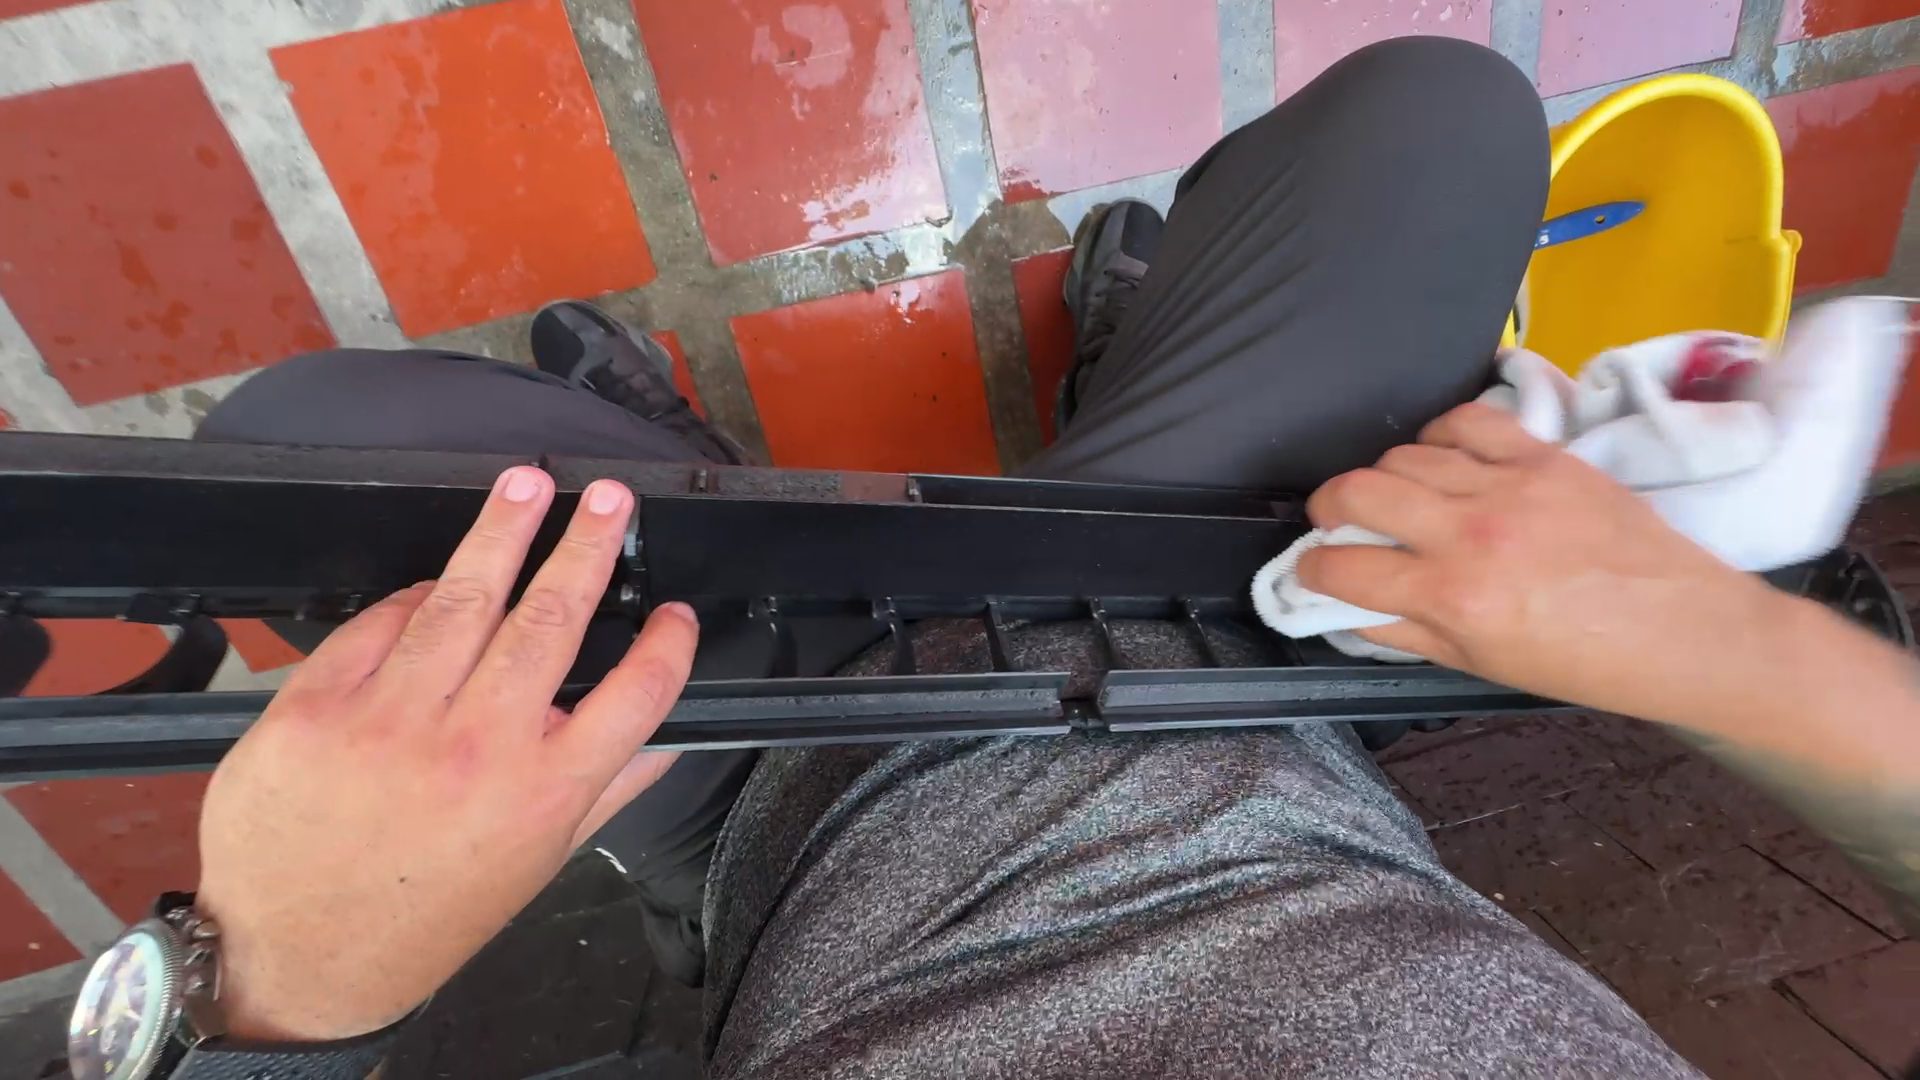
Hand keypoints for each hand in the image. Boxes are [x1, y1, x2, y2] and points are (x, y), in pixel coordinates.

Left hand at [194, 467, 697, 1041]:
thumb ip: (617, 786)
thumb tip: (669, 734)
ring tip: (528, 483)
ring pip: (464, 599)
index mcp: (549, 785)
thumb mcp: (549, 857)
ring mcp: (392, 723)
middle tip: (610, 497)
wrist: (296, 962)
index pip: (639, 690)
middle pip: (553, 620)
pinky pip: (380, 623)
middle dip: (588, 546)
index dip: (671, 643)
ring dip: (503, 533)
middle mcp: (479, 746)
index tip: (678, 614)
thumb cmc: (440, 908)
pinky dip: (419, 594)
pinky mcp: (314, 711)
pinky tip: (443, 579)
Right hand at [1297, 402, 1787, 719]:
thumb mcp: (1470, 663)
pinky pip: (1465, 422)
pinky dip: (1438, 438)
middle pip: (1355, 491)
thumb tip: (1337, 602)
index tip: (1313, 570)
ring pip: (1401, 455)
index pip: (1338, 568)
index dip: (1308, 570)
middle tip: (1338, 521)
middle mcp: (1470, 536)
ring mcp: (1509, 488)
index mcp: (1450, 597)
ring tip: (1399, 497)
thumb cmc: (1574, 662)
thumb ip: (1393, 629)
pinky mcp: (1546, 457)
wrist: (1689, 635)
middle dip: (1326, 507)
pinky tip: (1443, 462)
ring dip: (1382, 478)